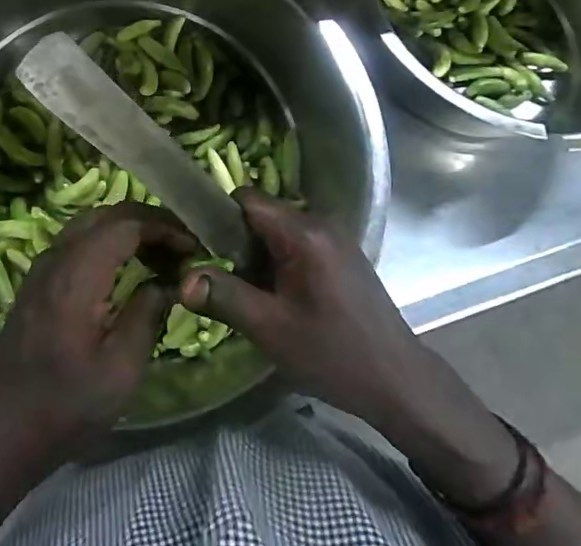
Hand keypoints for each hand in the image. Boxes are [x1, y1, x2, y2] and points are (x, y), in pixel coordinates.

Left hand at [0, 201, 196, 466]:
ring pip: (89, 224)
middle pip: (106, 215)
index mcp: (76, 274)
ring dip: (126, 229)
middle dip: (148, 221)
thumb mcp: (120, 370)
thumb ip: (147, 315)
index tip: (193, 246)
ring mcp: (42, 267)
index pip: (125, 224)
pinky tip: (126, 268)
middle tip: (182, 245)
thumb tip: (168, 281)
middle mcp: (56, 258)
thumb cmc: (65, 406)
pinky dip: (106, 242)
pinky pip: (76, 242)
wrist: (0, 431)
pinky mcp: (37, 281)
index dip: (163, 227)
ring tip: (161, 254)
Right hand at [180, 192, 520, 504]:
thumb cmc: (333, 355)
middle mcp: (321, 222)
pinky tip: (277, 295)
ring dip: (258, 253)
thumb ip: (224, 297)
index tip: (200, 245)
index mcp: (303, 232)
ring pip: (278, 229)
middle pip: (262, 213)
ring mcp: (336, 236)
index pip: (247, 199)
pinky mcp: (343, 253)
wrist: (399, 382)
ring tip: (248, 290)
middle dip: (237, 240)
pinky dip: (279, 260)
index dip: (218, 216)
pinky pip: (298, 241)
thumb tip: (181, 280)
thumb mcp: (270, 329)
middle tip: (221, 276)